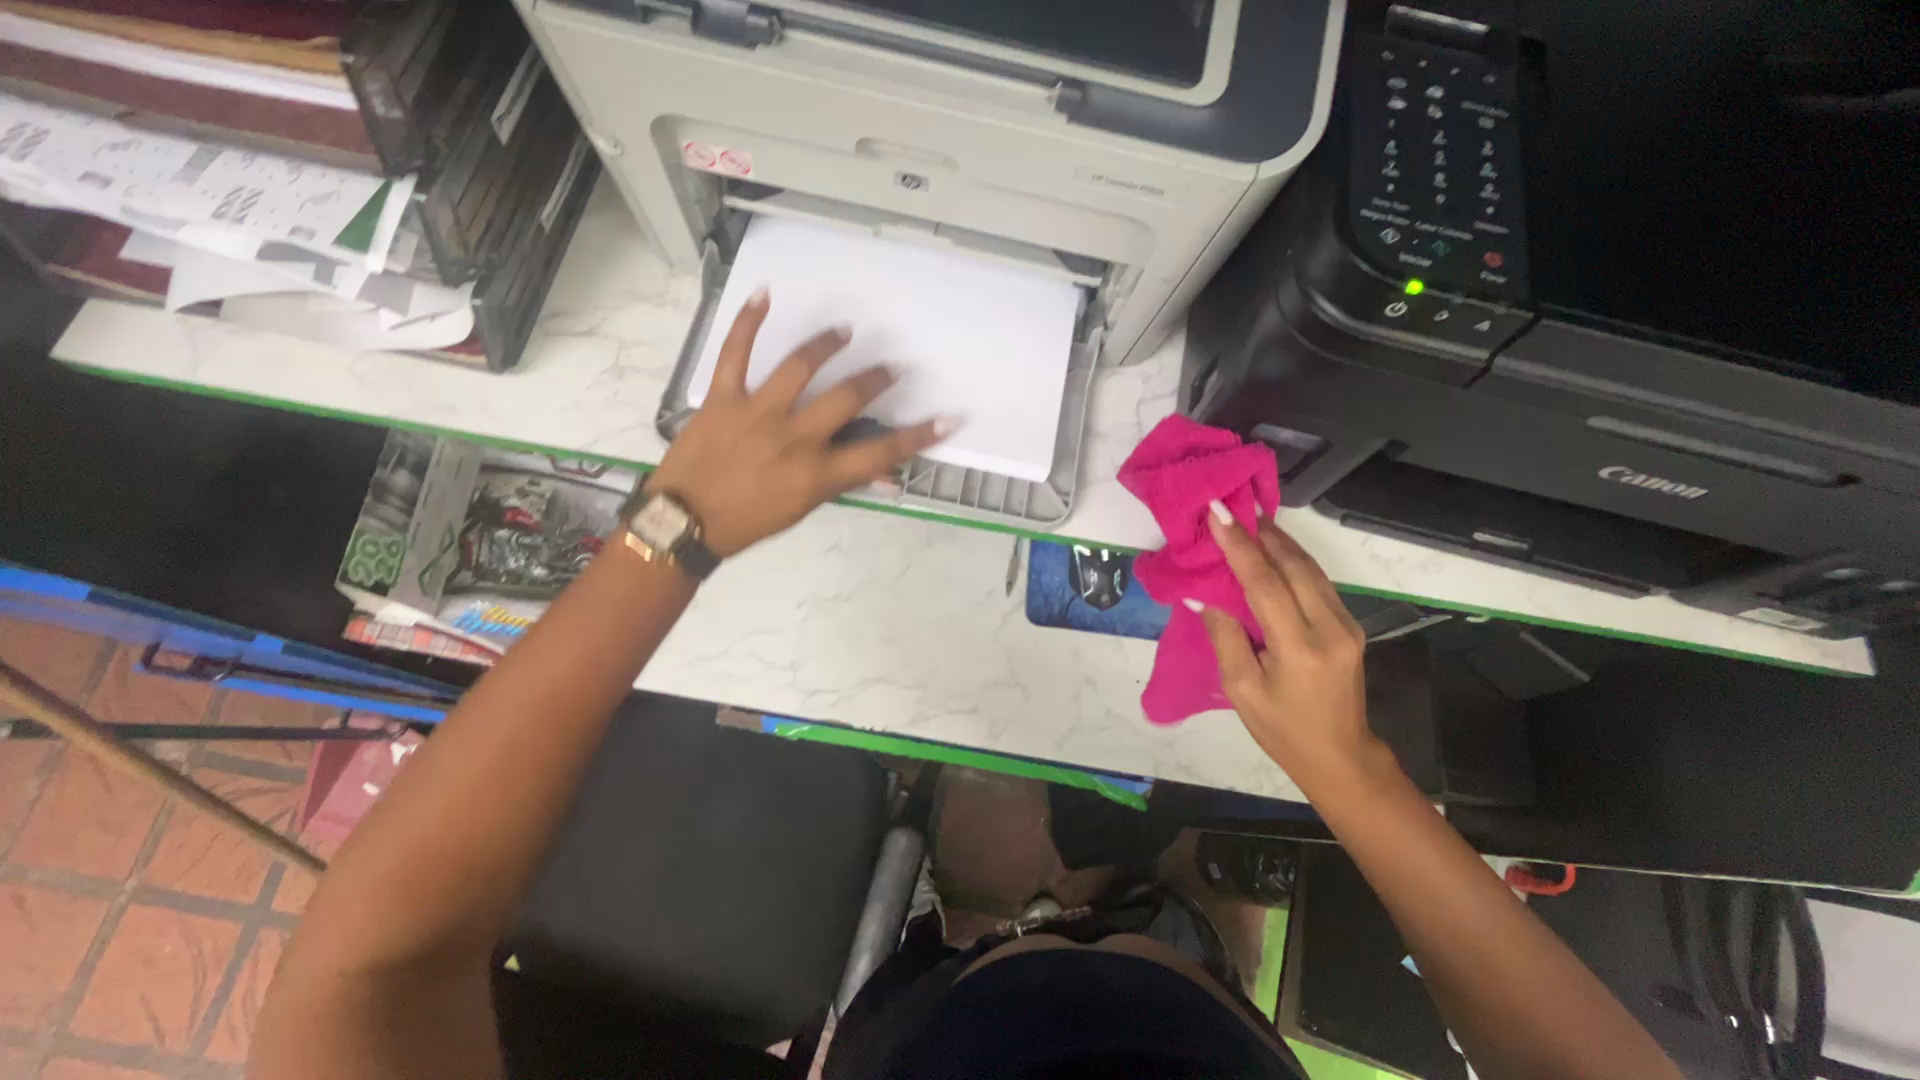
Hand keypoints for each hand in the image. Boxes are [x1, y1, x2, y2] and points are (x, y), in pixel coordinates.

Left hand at [647, 290, 952, 555]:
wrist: (685, 522)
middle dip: (877, 379)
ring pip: (801, 367)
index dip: (918, 436)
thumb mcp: (800, 510)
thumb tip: (883, 475)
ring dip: (828, 344)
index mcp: (816, 474)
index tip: (947, 420)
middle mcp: (793, 439)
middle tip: (891, 368)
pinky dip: (749, 322)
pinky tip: (764, 295)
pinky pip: (736, 352)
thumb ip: (840, 484)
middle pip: (847, 399)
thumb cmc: (746, 521)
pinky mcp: (723, 397)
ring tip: (844, 332)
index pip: (879, 453)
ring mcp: (757, 413)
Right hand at [1198, 507, 1383, 789]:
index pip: (1264, 584)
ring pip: (1310, 569)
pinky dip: (1293, 560)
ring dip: (1279, 541)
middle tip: (1231, 506)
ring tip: (1249, 518)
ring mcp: (1346, 624)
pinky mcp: (1349, 625)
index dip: (1238, 547)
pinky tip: (1274, 548)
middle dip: (1261, 533)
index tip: (1217, 514)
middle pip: (1293, 566)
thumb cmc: (1282, 729)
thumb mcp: (1241, 691)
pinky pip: (1318, 582)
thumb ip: (1225, 638)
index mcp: (1298, 649)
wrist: (1339, 756)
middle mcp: (1329, 629)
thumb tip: (1203, 596)